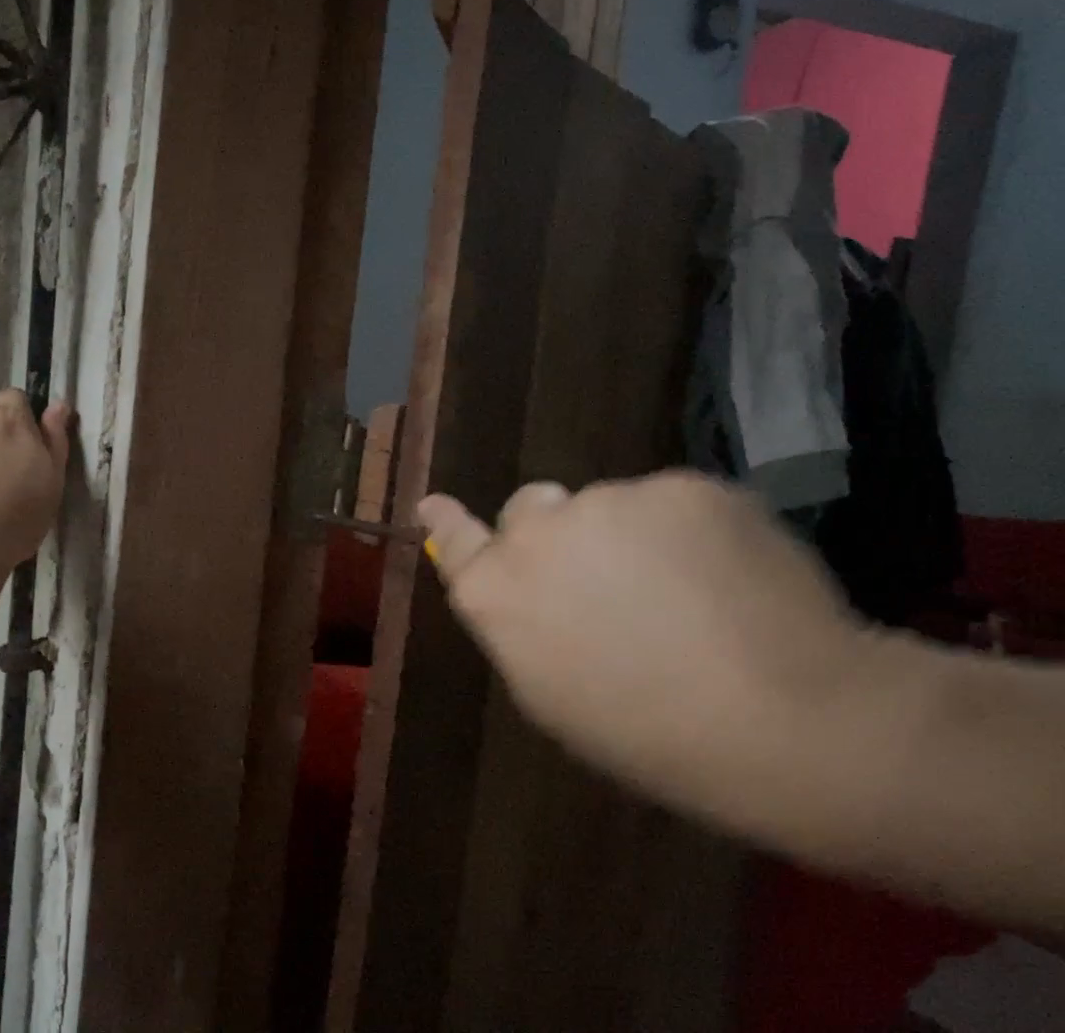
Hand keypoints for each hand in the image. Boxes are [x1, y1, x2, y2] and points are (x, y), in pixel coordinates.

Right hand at [417, 472, 861, 791]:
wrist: (785, 720)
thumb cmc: (647, 734)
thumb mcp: (550, 692)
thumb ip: (520, 625)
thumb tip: (525, 590)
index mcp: (495, 592)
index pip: (455, 541)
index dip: (447, 521)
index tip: (435, 504)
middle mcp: (537, 533)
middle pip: (534, 511)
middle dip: (559, 535)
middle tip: (612, 583)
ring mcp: (611, 501)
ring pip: (613, 508)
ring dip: (634, 536)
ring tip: (694, 595)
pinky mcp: (686, 487)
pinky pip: (677, 503)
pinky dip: (696, 531)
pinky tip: (734, 578)